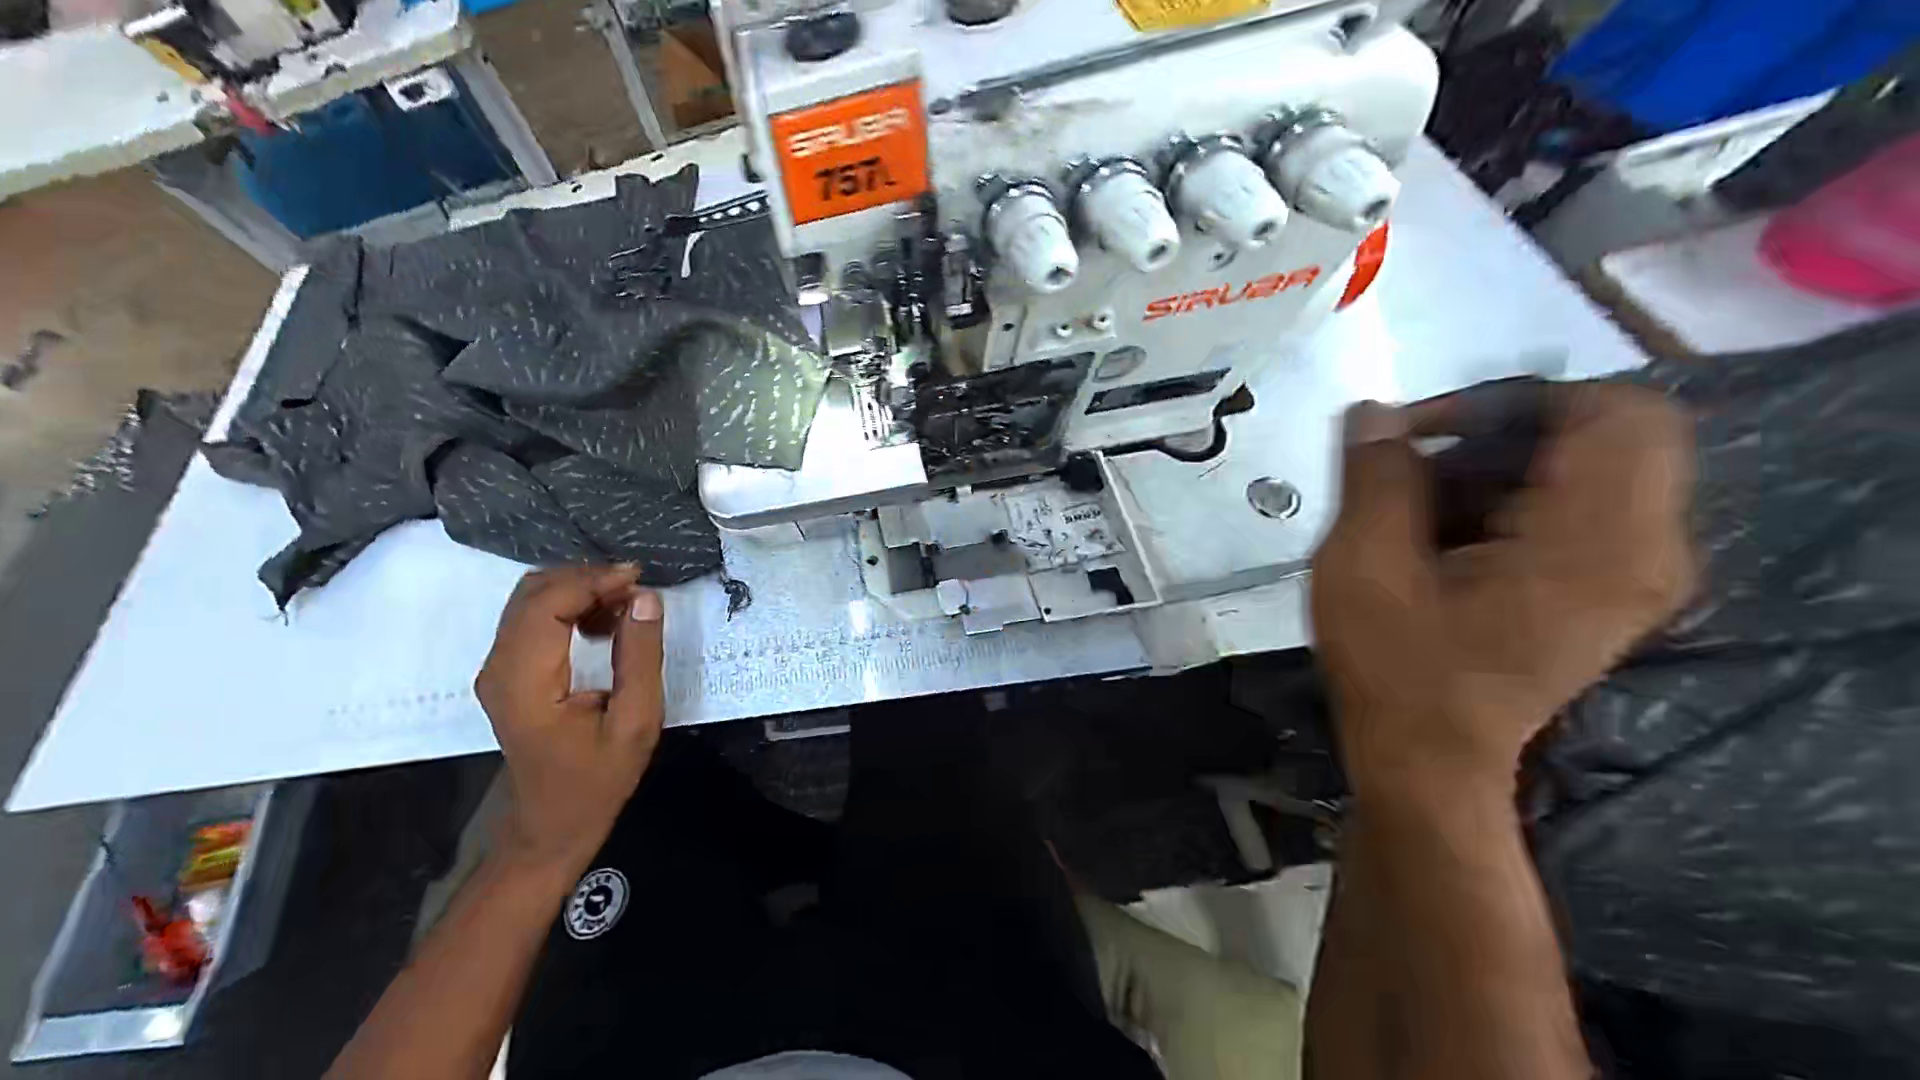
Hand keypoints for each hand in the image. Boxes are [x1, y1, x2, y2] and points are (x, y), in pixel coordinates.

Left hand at [475, 565, 665, 875]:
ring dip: (580, 590)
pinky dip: (571, 606)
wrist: (553, 823)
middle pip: (533, 593)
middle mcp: (498, 668)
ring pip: (531, 599)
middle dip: (588, 579)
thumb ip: (640, 656)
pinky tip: (606, 622)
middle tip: (638, 590)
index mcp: (525, 683)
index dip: (592, 581)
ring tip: (628, 605)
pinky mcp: (508, 670)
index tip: (639, 579)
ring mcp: (498, 668)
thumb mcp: (637, 721)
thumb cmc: (598, 779)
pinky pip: (534, 617)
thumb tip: (645, 598)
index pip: (547, 605)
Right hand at [1310, 382, 1694, 795]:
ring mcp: (1631, 573)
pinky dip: (1499, 502)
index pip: (1611, 411)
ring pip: (1577, 471)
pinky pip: (1567, 510)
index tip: (1423, 429)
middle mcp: (1645, 550)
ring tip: (1406, 506)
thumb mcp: (1364, 564)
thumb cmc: (1394, 667)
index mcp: (1599, 541)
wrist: (1427, 760)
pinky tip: (1432, 536)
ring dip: (1487, 470)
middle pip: (1596, 437)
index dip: (1513, 399)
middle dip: (1490, 437)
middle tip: (1405, 466)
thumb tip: (1372, 412)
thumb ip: (1375, 476)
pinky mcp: (1603, 590)